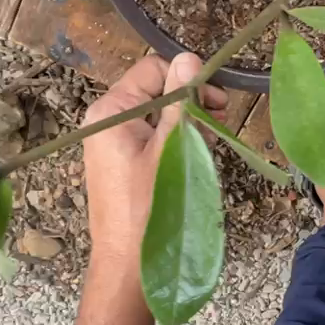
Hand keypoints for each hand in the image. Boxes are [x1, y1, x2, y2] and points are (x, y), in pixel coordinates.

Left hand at [81, 52, 219, 268]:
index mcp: (111, 112)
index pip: (153, 70)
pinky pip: (151, 138)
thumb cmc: (151, 208)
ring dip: (185, 123)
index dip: (187, 79)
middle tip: (219, 121)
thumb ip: (180, 102)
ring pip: (156, 116)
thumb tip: (188, 59)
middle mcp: (105, 122)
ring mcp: (111, 144)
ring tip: (207, 144)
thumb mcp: (170, 149)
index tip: (217, 102)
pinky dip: (174, 141)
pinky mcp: (120, 164)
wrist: (130, 266)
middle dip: (188, 101)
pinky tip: (192, 159)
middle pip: (154, 91)